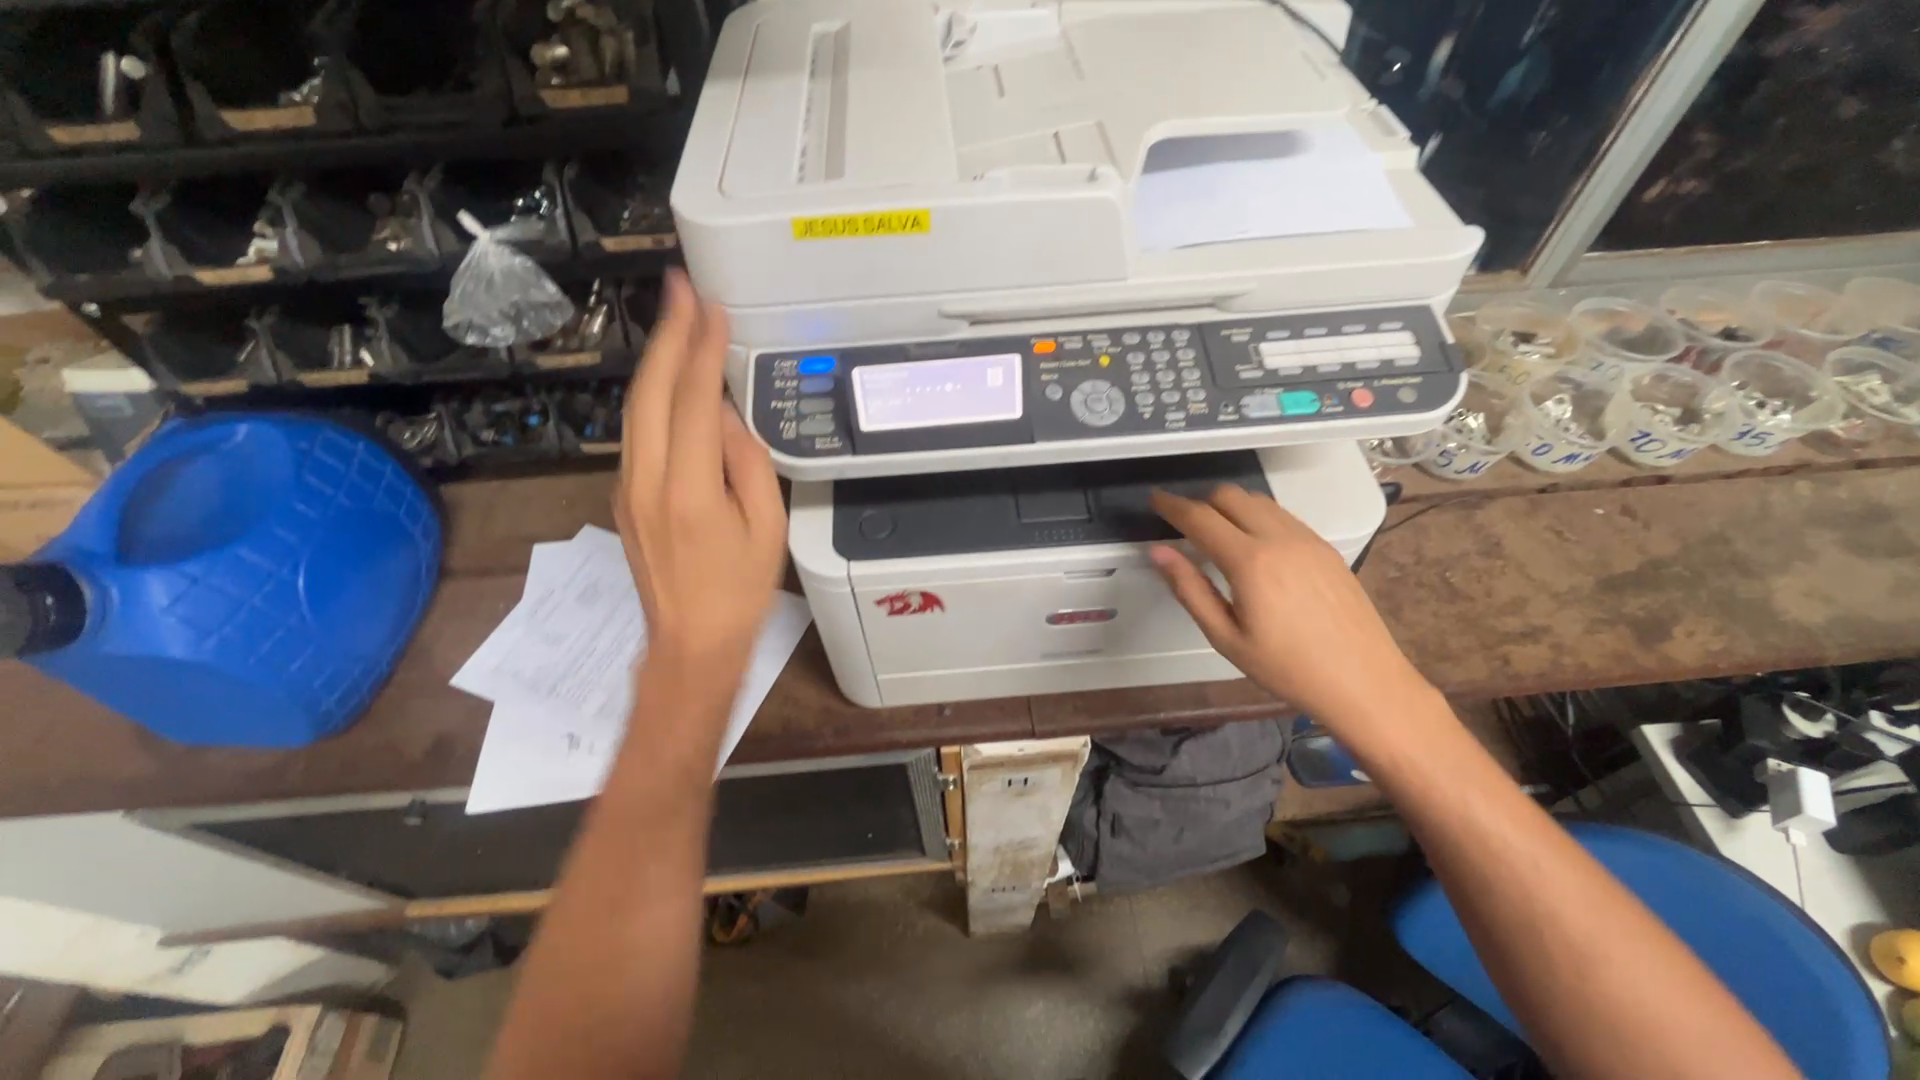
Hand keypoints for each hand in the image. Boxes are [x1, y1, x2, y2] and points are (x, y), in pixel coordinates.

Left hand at [615, 270, 785, 666]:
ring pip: (635, 409)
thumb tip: (723, 415)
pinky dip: (651, 395)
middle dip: (667, 335)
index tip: (709, 305)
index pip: (691, 401)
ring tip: (674, 319)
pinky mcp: (623, 498)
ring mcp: (627, 488)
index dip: (700, 348)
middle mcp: (647, 481)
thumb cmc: (741, 591)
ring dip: (655, 360)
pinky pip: (637, 433)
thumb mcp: (767, 526)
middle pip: (650, 392)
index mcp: (690, 490)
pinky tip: (668, 378)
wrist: (690, 643)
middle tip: (680, 287)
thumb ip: (747, 462)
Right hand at [1149, 485, 1433, 727]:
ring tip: (1215, 532)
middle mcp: (1280, 539)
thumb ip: (1190, 590)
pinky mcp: (1325, 547)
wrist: (1363, 680)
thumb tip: (1159, 553)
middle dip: (1200, 501)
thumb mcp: (1227, 638)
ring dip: (1230, 506)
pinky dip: (1257, 517)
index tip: (1154, 500)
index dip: (1171, 506)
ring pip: (1259, 500)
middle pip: (1230, 496)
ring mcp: (1307, 539)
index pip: (1200, 517)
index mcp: (1250, 562)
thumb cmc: (1287, 669)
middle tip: (1182, 522)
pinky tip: (1253, 546)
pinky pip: (1282, 516)